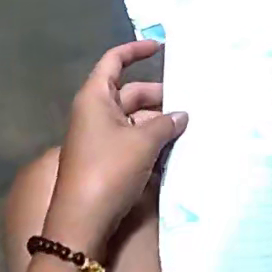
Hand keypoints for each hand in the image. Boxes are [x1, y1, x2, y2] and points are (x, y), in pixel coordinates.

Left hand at [43, 41, 188, 253]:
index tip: (160, 47)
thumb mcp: (144, 141)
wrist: (82, 223)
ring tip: (188, 126)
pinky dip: (152, 140)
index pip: (114, 61)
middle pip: (130, 92)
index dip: (135, 50)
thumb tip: (181, 115)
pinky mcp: (105, 160)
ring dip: (159, 120)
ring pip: (134, 118)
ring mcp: (99, 137)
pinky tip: (174, 148)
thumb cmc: (108, 170)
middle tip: (189, 101)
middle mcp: (95, 113)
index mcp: (95, 98)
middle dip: (159, 95)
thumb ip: (166, 123)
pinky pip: (132, 139)